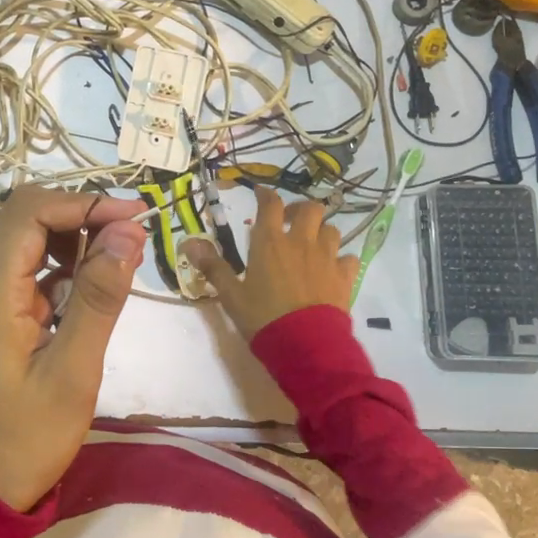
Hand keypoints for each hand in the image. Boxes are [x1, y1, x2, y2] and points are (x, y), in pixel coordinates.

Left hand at [0, 187, 146, 510]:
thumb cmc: (29, 437)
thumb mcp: (73, 372)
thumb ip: (100, 299)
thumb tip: (127, 233)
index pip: (29, 213)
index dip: (82, 202)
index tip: (133, 216)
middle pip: (27, 219)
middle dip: (82, 214)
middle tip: (134, 233)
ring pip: (32, 243)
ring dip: (79, 238)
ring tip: (127, 254)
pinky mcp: (4, 318)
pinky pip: (35, 274)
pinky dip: (70, 268)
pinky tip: (103, 282)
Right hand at [185, 188, 357, 340]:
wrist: (304, 344)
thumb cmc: (262, 317)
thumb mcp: (231, 295)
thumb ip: (213, 267)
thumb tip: (190, 243)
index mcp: (269, 242)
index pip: (270, 205)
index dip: (265, 194)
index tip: (260, 193)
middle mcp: (300, 242)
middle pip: (310, 209)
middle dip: (300, 209)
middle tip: (290, 220)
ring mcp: (326, 258)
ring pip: (331, 230)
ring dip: (321, 232)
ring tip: (311, 244)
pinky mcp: (344, 276)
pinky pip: (348, 257)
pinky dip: (340, 258)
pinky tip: (333, 268)